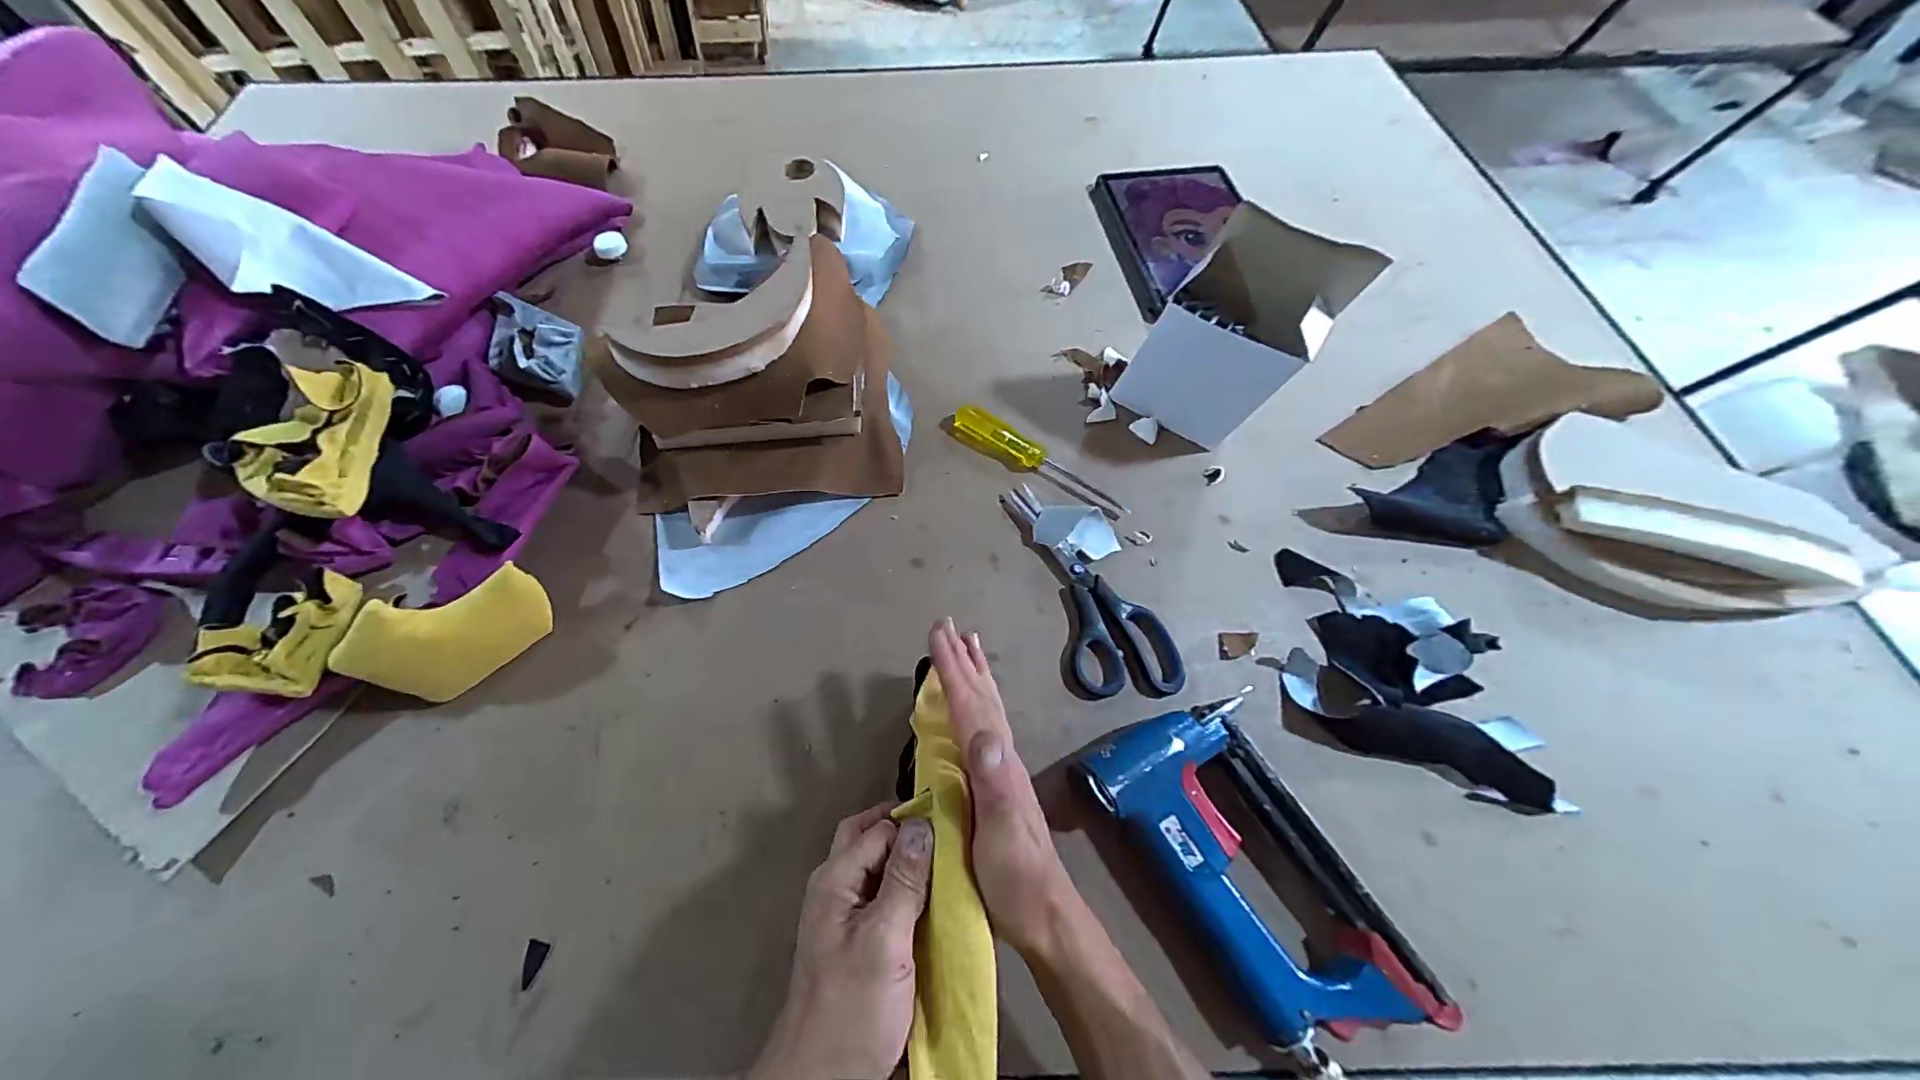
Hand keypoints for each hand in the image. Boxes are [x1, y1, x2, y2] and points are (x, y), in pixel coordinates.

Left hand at [749, 804, 933, 1079]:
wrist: (824, 1077)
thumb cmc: (851, 1009)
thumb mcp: (884, 941)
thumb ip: (903, 881)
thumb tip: (923, 825)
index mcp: (835, 880)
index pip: (878, 827)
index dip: (914, 820)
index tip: (953, 818)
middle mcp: (837, 887)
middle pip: (871, 838)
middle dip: (905, 828)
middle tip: (947, 831)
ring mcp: (847, 913)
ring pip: (879, 865)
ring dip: (909, 857)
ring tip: (948, 858)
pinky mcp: (862, 938)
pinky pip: (886, 894)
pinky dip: (909, 885)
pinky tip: (936, 895)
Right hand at [929, 618, 1078, 958]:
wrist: (1044, 911)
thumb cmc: (1015, 878)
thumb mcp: (1002, 834)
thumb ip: (995, 784)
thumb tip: (985, 734)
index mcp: (996, 763)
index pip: (970, 706)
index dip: (952, 669)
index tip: (937, 635)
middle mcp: (1002, 757)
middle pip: (981, 697)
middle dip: (963, 660)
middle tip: (949, 626)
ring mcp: (1002, 769)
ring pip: (987, 708)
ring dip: (975, 675)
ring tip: (967, 647)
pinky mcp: (997, 783)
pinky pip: (984, 727)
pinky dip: (976, 704)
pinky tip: (971, 707)